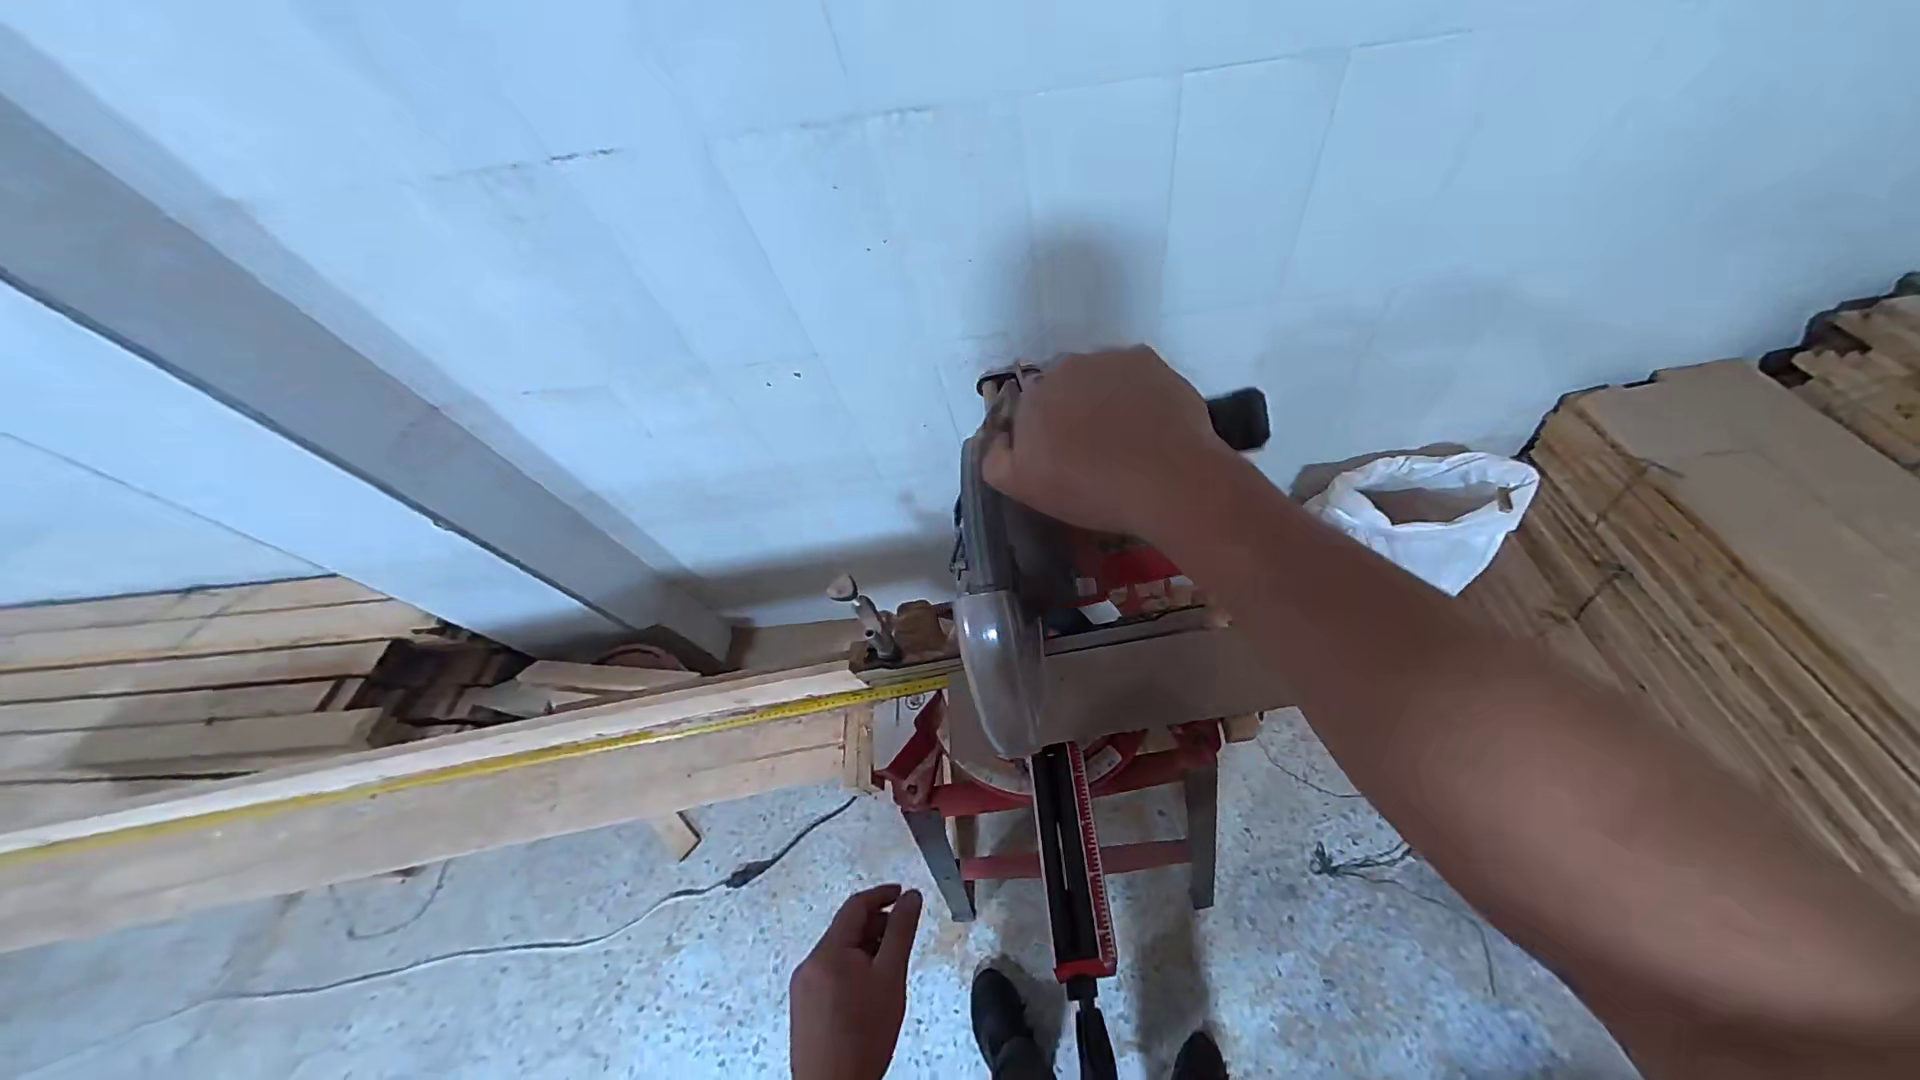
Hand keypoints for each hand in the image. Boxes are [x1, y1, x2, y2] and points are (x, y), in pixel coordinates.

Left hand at [789, 885, 923, 1079]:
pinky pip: (830, 974)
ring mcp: (803, 988)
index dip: (882, 895)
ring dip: (865, 949)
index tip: (902, 894)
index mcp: (827, 951)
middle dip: (876, 926)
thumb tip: (911, 897)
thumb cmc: (864, 1035)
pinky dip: (852, 970)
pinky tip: (869, 991)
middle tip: (901, 938)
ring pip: (839, 953)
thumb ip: (901, 930)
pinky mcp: (803, 1008)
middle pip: (846, 929)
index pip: (855, 905)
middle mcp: (809, 964)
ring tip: (888, 969)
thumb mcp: (891, 975)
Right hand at [982, 346, 1231, 536]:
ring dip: (1105, 400)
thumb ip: (995, 459)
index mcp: (1032, 398)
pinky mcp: (1149, 361)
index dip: (1045, 437)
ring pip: (1099, 379)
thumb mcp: (1024, 488)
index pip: (1030, 412)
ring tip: (1127, 439)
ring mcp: (1109, 359)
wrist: (1166, 480)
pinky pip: (1133, 374)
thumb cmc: (1090, 489)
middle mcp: (1065, 366)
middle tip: (1095, 451)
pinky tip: (1149, 423)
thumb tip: (998, 437)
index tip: (1064, 461)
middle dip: (1073, 413)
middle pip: (1064, 390)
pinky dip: (1137, 393)